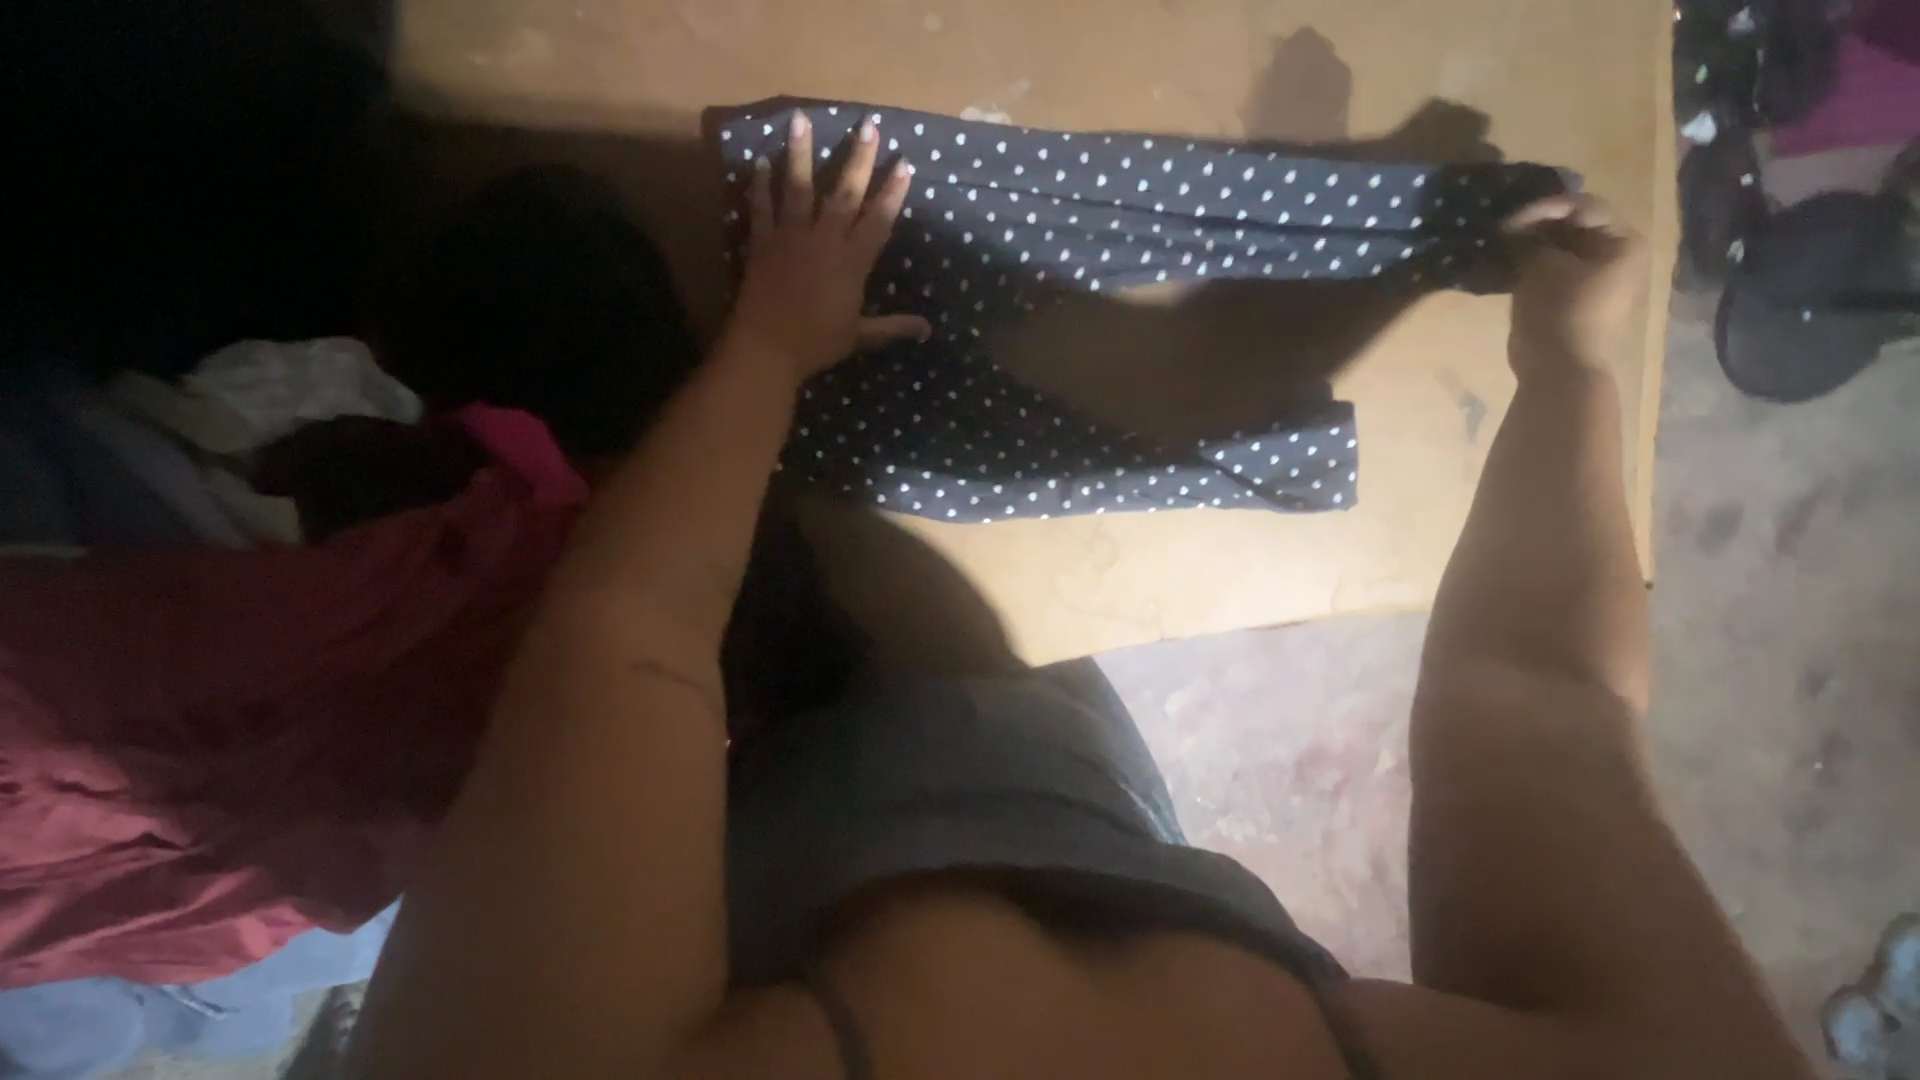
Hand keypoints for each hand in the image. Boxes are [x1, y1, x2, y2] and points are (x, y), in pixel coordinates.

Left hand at [723, 111, 930, 380]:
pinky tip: (760, 160)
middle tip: (868, 125)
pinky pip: (761, 207)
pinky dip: (759, 184)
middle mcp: (824, 240)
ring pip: (799, 187)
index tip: (904, 163)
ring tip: (801, 119)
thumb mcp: (860, 336)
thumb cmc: (817, 344)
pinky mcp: (762, 243)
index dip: (893, 192)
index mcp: (852, 262)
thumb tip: (927, 329)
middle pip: (846, 192)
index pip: (878, 220)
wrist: (767, 348)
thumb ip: (893, 327)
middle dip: (859, 158)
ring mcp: (791, 237)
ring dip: (801, 152)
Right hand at [1503, 193, 1646, 379]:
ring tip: (1500, 246)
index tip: (1507, 221)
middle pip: (1573, 227)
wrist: (1560, 366)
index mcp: (1622, 242)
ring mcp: (1593, 278)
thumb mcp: (1543, 268)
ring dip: (1530, 246)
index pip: (1583, 207)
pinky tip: (1506, 266)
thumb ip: (1530, 242)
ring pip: (1560, 249)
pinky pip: (1551, 271)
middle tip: (1501, 230)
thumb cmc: (1560, 311)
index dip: (1544, 208)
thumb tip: (1512, 231)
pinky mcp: (1570, 298)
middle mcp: (1614, 255)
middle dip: (1536, 226)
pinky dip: (1530, 265)